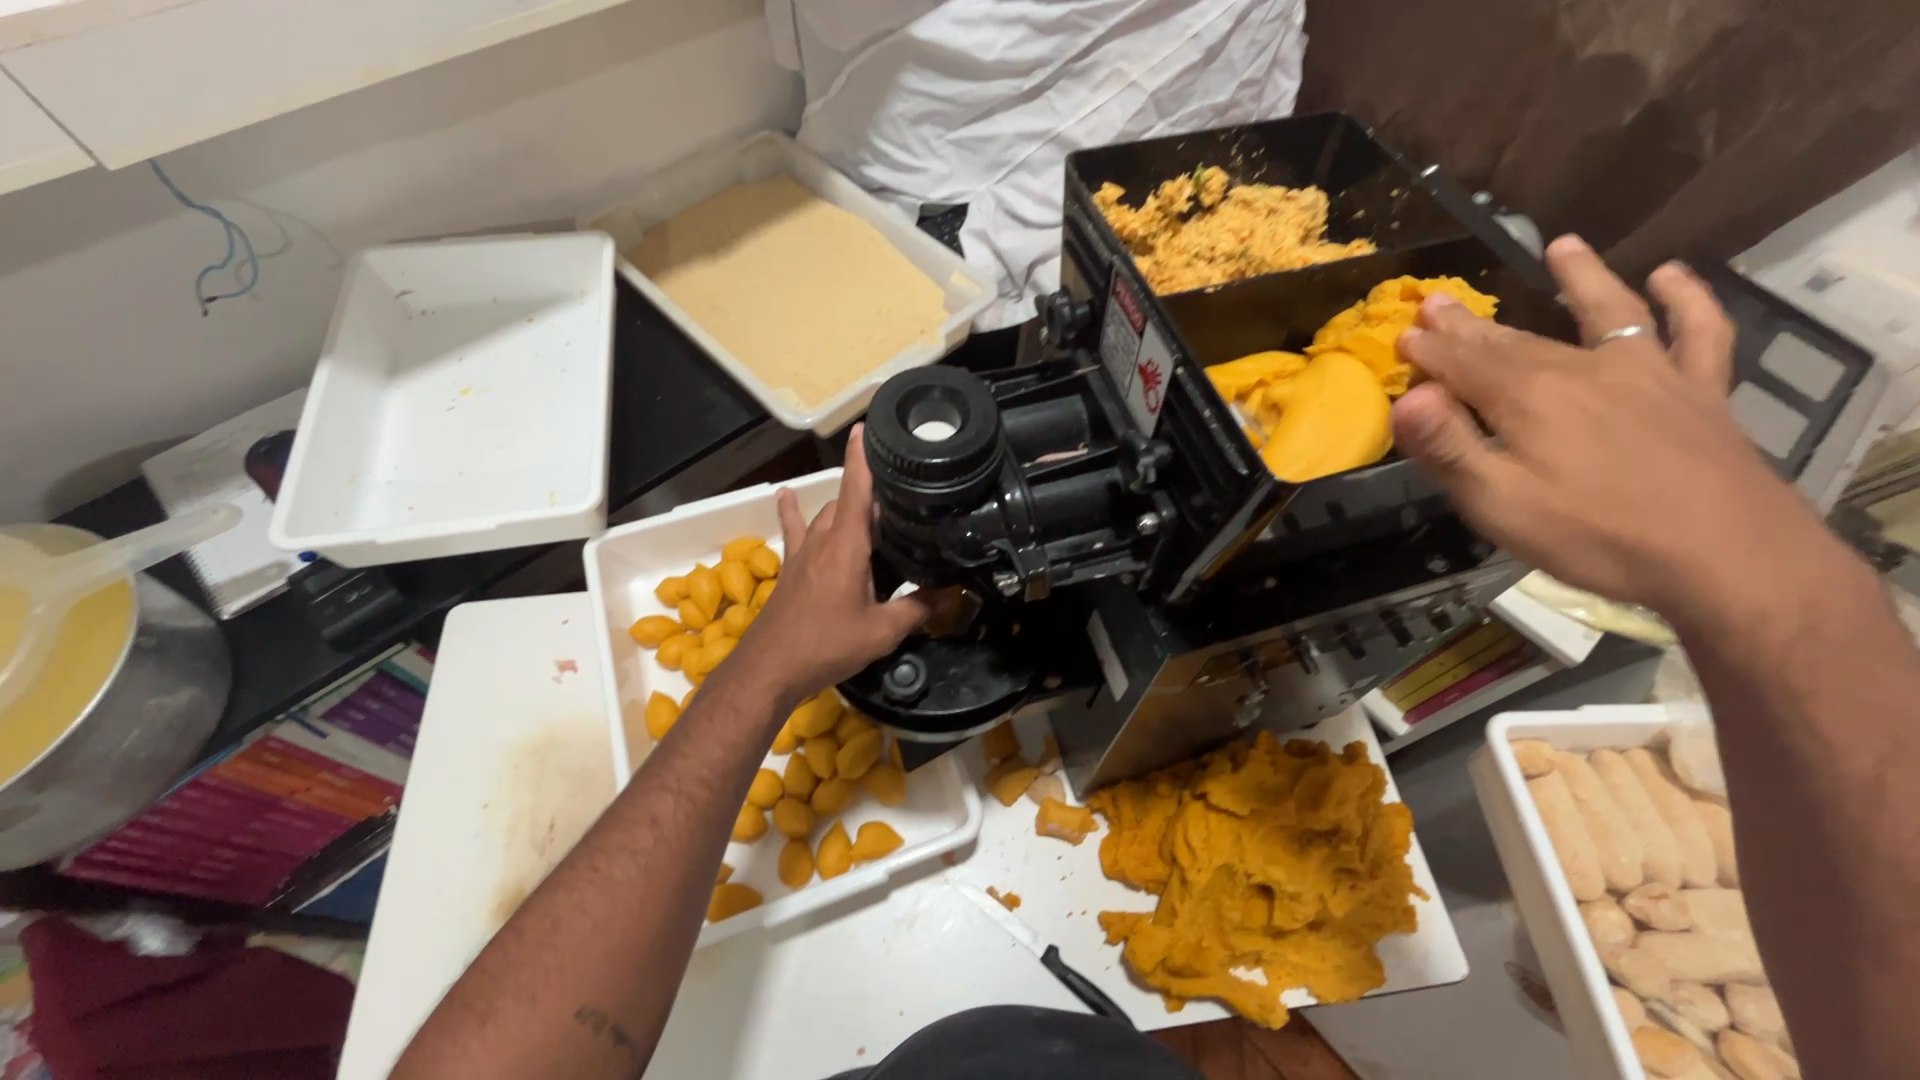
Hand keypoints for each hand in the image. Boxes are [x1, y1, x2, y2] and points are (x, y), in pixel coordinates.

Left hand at [741, 424, 930, 702]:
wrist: (770, 668)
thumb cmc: (827, 645)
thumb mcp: (882, 631)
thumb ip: (916, 609)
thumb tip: (948, 596)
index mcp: (846, 546)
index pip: (856, 490)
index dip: (862, 458)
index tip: (865, 428)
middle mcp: (822, 541)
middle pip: (844, 502)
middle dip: (867, 493)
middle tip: (897, 500)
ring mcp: (801, 555)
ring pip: (823, 517)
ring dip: (842, 508)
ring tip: (866, 508)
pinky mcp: (791, 571)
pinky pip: (797, 533)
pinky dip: (797, 514)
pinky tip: (788, 498)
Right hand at [1391, 234, 1831, 621]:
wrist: (1726, 557)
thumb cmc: (1594, 535)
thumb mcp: (1498, 504)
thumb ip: (1447, 447)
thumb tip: (1405, 396)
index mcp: (1527, 399)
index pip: (1461, 365)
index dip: (1426, 352)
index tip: (1400, 339)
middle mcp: (1582, 370)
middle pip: (1513, 340)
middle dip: (1468, 324)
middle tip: (1437, 302)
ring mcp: (1648, 374)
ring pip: (1605, 313)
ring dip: (1581, 278)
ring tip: (1562, 246)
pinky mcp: (1699, 391)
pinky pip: (1698, 332)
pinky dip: (1687, 299)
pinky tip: (1671, 276)